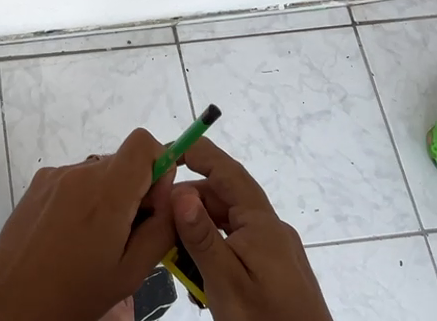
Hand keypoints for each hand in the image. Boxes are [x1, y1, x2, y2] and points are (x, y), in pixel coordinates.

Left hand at [0, 128, 176, 320]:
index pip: (143, 143)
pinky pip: (75, 180)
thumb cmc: (76, 292)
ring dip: (109, 196)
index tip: (154, 203)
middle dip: (135, 190)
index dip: (158, 165)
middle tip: (128, 235)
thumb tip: (171, 193)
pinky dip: (84, 199)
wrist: (12, 300)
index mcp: (107, 191)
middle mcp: (79, 171)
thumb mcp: (131, 272)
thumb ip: (160, 228)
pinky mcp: (38, 183)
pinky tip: (73, 236)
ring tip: (97, 241)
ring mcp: (55, 175)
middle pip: (122, 161)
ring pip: (98, 172)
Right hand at [170, 137, 330, 320]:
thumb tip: (178, 191)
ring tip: (177, 262)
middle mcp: (271, 228)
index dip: (197, 154)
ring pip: (229, 225)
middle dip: (189, 206)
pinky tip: (201, 280)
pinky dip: (216, 253)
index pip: (227, 170)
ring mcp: (276, 250)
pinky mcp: (277, 270)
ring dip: (200, 235)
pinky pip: (239, 247)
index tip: (164, 153)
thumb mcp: (226, 283)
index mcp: (261, 222)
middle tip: (159, 225)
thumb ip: (201, 237)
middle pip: (223, 199)